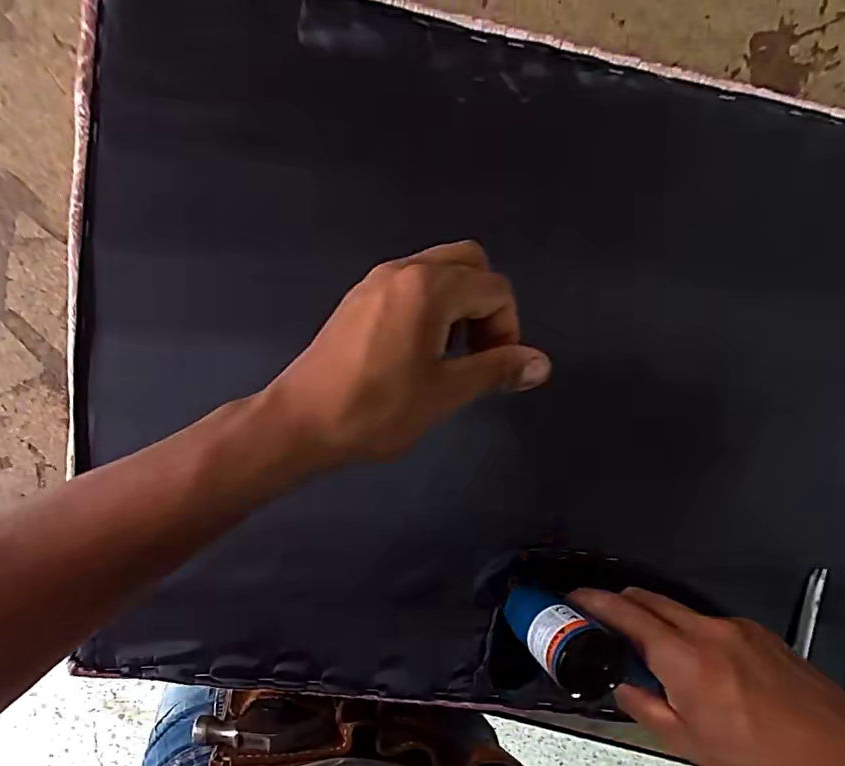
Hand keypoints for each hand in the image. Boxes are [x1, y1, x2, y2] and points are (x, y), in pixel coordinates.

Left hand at [259, 241, 550, 465]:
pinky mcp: (358, 300)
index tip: (494, 370)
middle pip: (469, 264)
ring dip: (459, 306)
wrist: (301, 422)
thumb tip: (542, 363)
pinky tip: (418, 354)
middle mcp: (403, 270)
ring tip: (450, 357)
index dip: (508, 329)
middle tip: (478, 353)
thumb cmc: (378, 410)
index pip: (495, 289)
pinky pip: (410, 287)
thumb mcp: (445, 393)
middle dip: (487, 305)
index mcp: (429, 286)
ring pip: (438, 272)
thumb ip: (497, 370)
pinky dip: (430, 308)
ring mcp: (375, 281)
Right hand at [571, 587, 844, 765]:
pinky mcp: (766, 639)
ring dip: (658, 620)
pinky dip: (692, 632)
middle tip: (602, 622)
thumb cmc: (768, 762)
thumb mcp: (690, 744)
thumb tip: (629, 690)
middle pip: (654, 600)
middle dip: (623, 605)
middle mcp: (715, 633)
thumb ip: (648, 708)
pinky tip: (694, 663)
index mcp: (688, 659)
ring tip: (648, 651)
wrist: (842, 764)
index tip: (578, 598)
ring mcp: (744, 631)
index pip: (629, 614)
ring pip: (685, 611)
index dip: (596, 602)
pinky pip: (714, 624)